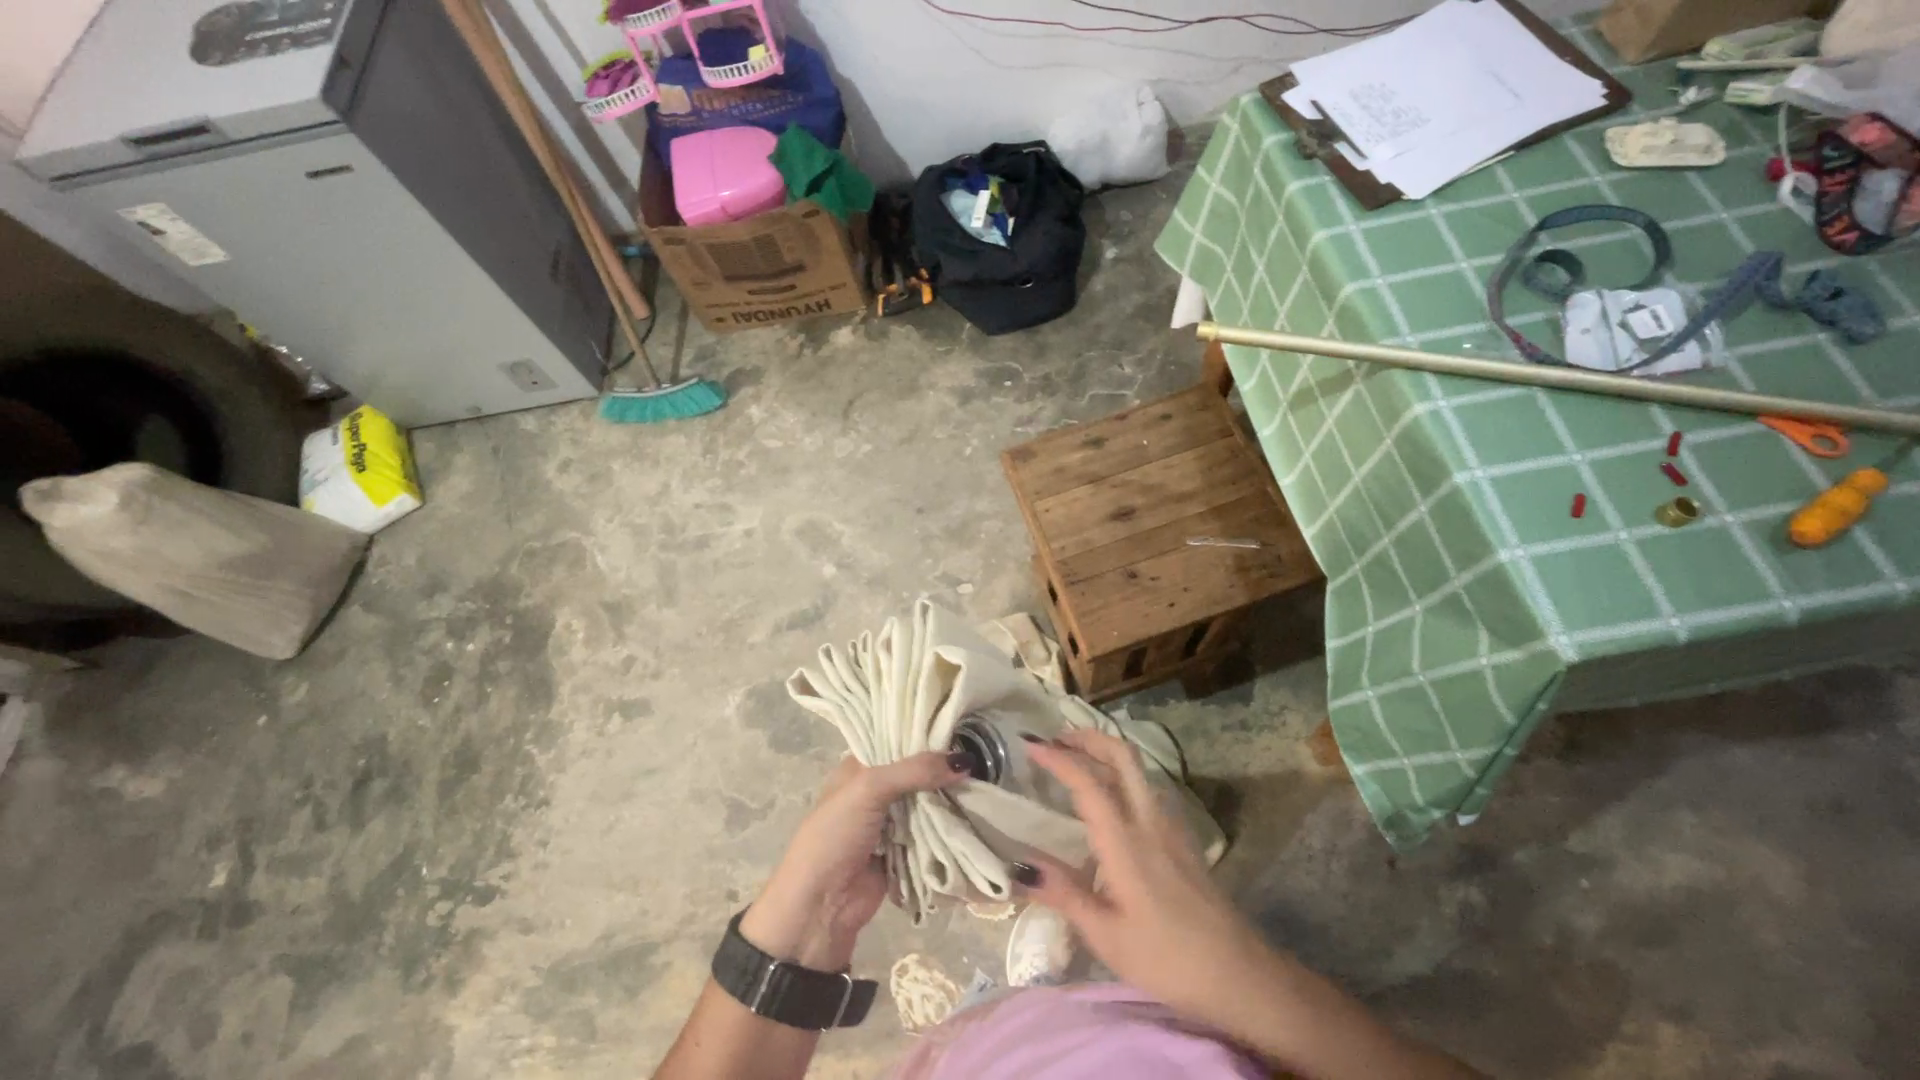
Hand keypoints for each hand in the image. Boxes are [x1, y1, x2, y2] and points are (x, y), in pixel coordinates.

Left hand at [741, 751, 971, 970]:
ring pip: (927, 803)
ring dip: (951, 799)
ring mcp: (890, 823)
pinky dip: (949, 828)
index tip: (963, 726)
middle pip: (917, 773)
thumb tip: (966, 761)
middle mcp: (874, 791)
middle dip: (944, 769)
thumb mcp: (869, 789)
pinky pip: (932, 833)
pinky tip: (978, 816)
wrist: (822, 905)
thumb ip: (914, 770)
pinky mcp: (904, 851)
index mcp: (858, 768)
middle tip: (985, 757)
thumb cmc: (835, 836)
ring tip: (988, 784)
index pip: (896, 740)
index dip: (926, 734)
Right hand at [1020, 731, 1277, 1018]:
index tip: (1030, 745)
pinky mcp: (1183, 841)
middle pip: (1123, 756)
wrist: (1240, 974)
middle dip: (1088, 738)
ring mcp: (1172, 828)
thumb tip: (1020, 867)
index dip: (1059, 758)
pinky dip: (1122, 778)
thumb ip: (1065, 895)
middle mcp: (1150, 823)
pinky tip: (1109, 802)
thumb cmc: (1168, 959)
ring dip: (1106, 755)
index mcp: (1125, 843)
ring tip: (1075, 763)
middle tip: (1055, 739)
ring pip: (1138, 771)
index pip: (1089, 783)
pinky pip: (1148, 791)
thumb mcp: (1107, 937)